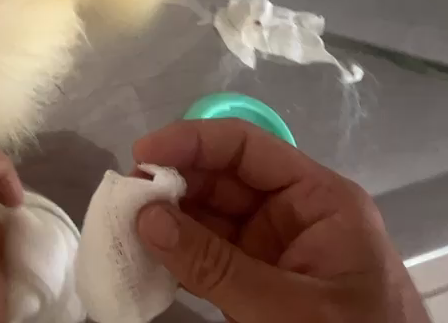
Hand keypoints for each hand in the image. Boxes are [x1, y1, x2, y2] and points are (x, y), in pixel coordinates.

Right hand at [131, 119, 429, 322]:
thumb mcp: (288, 312)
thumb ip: (214, 263)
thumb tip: (144, 215)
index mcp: (321, 200)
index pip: (245, 146)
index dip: (191, 141)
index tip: (141, 156)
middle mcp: (298, 214)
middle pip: (222, 176)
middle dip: (174, 183)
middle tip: (126, 197)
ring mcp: (279, 250)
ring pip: (211, 214)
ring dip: (169, 220)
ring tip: (126, 226)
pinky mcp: (264, 285)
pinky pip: (212, 254)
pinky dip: (179, 254)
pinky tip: (148, 255)